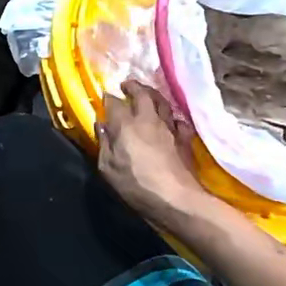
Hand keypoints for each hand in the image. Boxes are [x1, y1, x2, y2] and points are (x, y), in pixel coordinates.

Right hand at [98, 82, 208, 224]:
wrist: (177, 199)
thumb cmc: (136, 185)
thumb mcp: (108, 168)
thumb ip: (103, 144)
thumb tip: (101, 125)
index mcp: (125, 125)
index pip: (114, 103)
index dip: (108, 98)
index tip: (104, 98)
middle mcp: (148, 119)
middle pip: (142, 94)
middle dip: (133, 87)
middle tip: (126, 86)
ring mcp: (169, 127)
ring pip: (162, 101)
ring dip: (153, 94)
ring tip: (147, 94)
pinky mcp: (184, 138)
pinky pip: (178, 120)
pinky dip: (172, 117)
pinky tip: (169, 121)